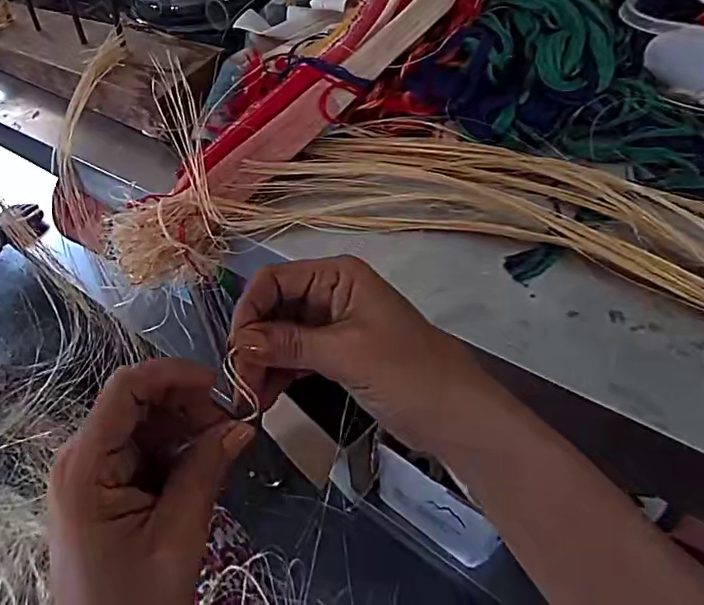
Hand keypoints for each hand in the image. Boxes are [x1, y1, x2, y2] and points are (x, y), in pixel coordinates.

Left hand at [48, 359, 254, 604]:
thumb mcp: (175, 542)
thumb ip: (204, 475)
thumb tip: (238, 426)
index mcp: (84, 462)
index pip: (124, 389)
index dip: (171, 374)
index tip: (219, 384)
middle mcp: (78, 455)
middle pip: (131, 404)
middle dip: (182, 403)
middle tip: (230, 421)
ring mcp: (86, 472)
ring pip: (137, 426)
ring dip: (179, 426)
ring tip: (222, 439)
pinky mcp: (98, 489)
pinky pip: (136, 452)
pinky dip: (169, 450)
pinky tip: (201, 459)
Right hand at [229, 258, 504, 454]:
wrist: (467, 426)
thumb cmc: (412, 376)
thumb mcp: (346, 355)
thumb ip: (288, 344)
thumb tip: (238, 342)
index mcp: (336, 276)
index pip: (274, 280)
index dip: (249, 309)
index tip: (235, 346)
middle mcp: (329, 293)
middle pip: (272, 309)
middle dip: (252, 343)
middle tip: (237, 380)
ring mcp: (330, 324)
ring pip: (278, 336)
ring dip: (260, 363)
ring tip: (247, 396)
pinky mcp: (334, 353)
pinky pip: (292, 356)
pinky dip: (276, 374)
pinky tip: (262, 396)